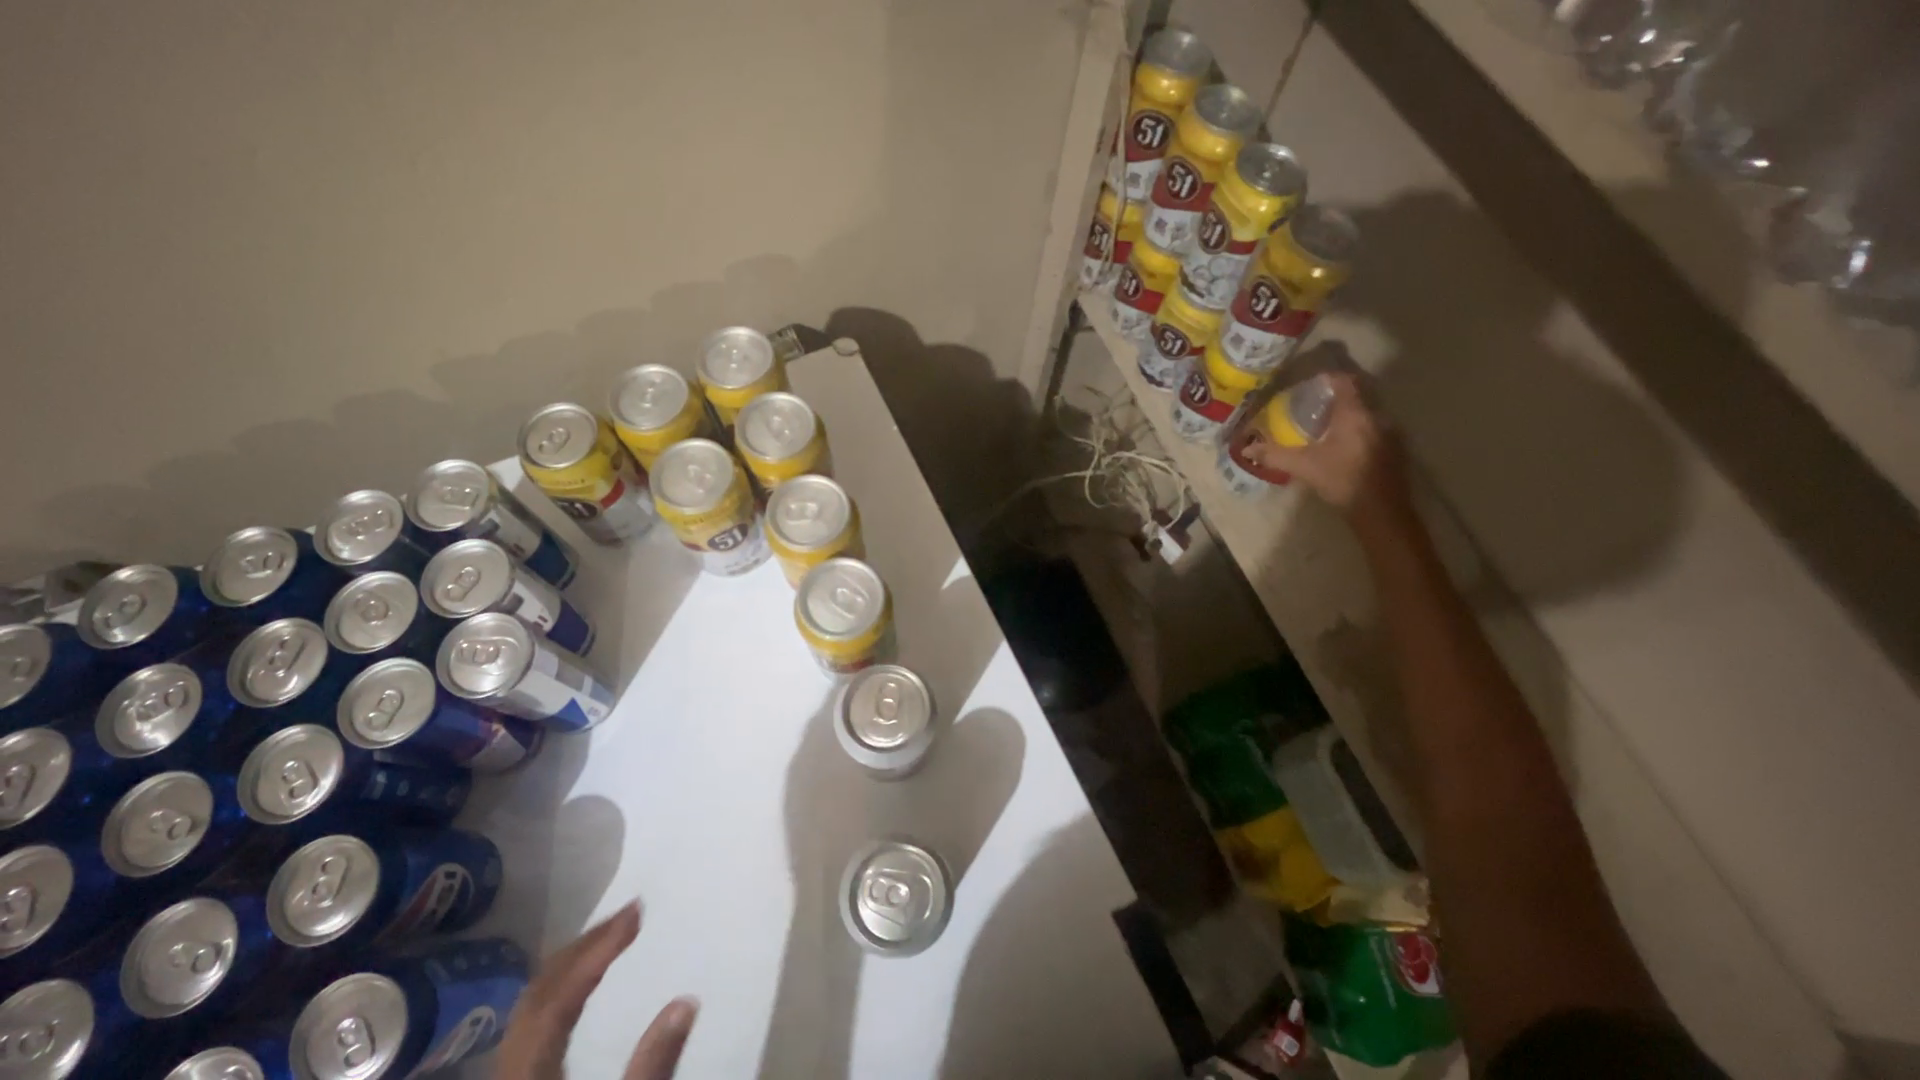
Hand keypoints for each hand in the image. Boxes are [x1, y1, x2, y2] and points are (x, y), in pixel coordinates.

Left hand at [494, 902, 698, 1079]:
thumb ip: (653, 1066)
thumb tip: (687, 1001)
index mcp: (531, 1073)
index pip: (562, 999)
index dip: (598, 951)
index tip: (635, 912)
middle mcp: (511, 1067)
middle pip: (540, 992)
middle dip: (584, 946)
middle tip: (629, 913)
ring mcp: (510, 1073)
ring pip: (532, 1003)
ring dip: (571, 962)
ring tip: (612, 936)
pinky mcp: (520, 1078)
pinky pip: (534, 1019)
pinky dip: (561, 987)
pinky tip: (587, 982)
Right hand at [1244, 374, 1408, 518]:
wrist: (1382, 512)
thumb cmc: (1342, 481)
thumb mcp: (1304, 467)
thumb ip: (1275, 455)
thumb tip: (1246, 450)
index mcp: (1354, 413)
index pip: (1344, 381)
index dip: (1327, 378)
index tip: (1309, 385)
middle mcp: (1376, 416)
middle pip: (1356, 396)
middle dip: (1334, 398)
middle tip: (1312, 407)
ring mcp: (1390, 433)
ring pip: (1366, 414)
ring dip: (1347, 416)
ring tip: (1326, 428)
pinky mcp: (1395, 450)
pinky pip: (1374, 430)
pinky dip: (1358, 432)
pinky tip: (1344, 449)